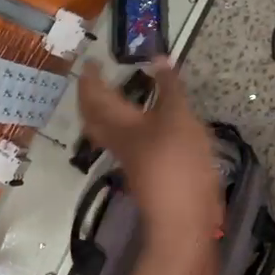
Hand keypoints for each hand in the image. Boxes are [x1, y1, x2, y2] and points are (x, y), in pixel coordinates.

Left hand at [77, 58, 221, 246]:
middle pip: (94, 118)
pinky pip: (126, 141)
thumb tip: (157, 57)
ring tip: (116, 95)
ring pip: (108, 131)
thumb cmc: (177, 163)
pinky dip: (128, 124)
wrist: (184, 217)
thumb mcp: (179, 117)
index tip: (91, 62)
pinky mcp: (146, 171)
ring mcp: (131, 159)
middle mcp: (119, 141)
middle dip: (90, 97)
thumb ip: (169, 87)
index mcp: (122, 125)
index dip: (91, 79)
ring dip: (105, 111)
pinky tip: (144, 122)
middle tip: (94, 78)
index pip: (97, 97)